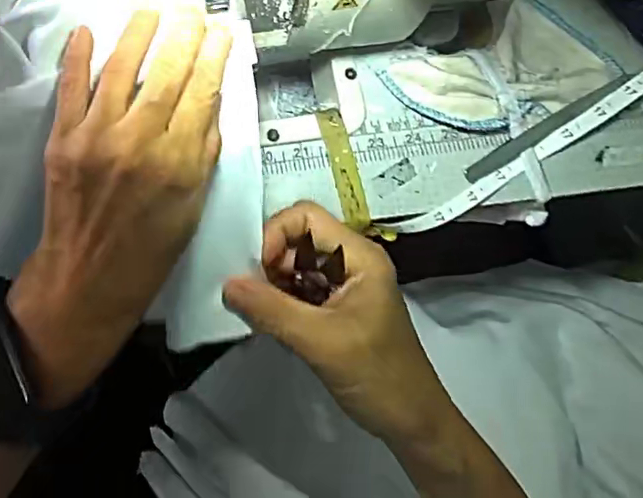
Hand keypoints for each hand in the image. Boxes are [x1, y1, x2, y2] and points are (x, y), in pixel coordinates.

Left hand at [8, 10, 231, 405]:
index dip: (215, 55)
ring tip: (150, 10)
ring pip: (119, 71)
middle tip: (190, 8)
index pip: (202, 92)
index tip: (222, 29)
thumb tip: (212, 95)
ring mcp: (96, 138)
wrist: (86, 280)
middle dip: (183, 34)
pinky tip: (85, 30)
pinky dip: (76, 57)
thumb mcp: (194, 204)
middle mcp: (139, 143)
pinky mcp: (63, 141)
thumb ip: (204, 147)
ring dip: (136, 34)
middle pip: (166, 74)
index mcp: (178, 162)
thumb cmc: (150, 247)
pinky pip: (70, 89)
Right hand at [221, 201, 454, 444]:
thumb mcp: (320, 342)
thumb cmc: (377, 376)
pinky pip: (303, 287)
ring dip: (276, 283)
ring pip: (298, 263)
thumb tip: (227, 285)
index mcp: (359, 254)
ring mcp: (346, 283)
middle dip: (272, 261)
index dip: (276, 234)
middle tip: (256, 296)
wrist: (415, 426)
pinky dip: (284, 300)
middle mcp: (352, 259)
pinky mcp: (339, 306)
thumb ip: (272, 310)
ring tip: (264, 313)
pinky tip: (275, 323)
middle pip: (300, 237)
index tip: (258, 271)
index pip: (307, 216)